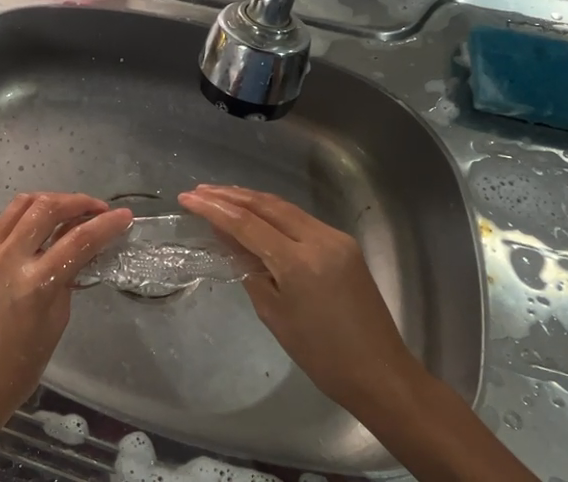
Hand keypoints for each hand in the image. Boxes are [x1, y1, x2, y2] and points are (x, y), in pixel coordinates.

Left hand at [0, 192, 132, 418]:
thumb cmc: (22, 362)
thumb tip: (79, 249)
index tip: (125, 216)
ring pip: (21, 205)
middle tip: (97, 208)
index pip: (78, 241)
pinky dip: (26, 217)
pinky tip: (40, 227)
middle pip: (46, 208)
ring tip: (70, 209)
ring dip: (50, 201)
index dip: (106, 225)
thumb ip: (68, 278)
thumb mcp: (57, 321)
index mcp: (36, 284)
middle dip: (76, 202)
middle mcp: (9, 259)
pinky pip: (4, 222)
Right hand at [178, 185, 417, 407]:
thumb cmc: (321, 355)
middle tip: (198, 191)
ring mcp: (336, 240)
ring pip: (284, 207)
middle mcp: (320, 240)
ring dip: (249, 199)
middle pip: (266, 205)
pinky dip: (271, 212)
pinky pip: (299, 219)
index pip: (246, 223)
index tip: (185, 198)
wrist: (382, 375)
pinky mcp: (344, 245)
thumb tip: (225, 236)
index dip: (212, 209)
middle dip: (229, 196)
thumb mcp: (273, 312)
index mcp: (299, 262)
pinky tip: (253, 213)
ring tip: (219, 195)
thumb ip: (247, 268)